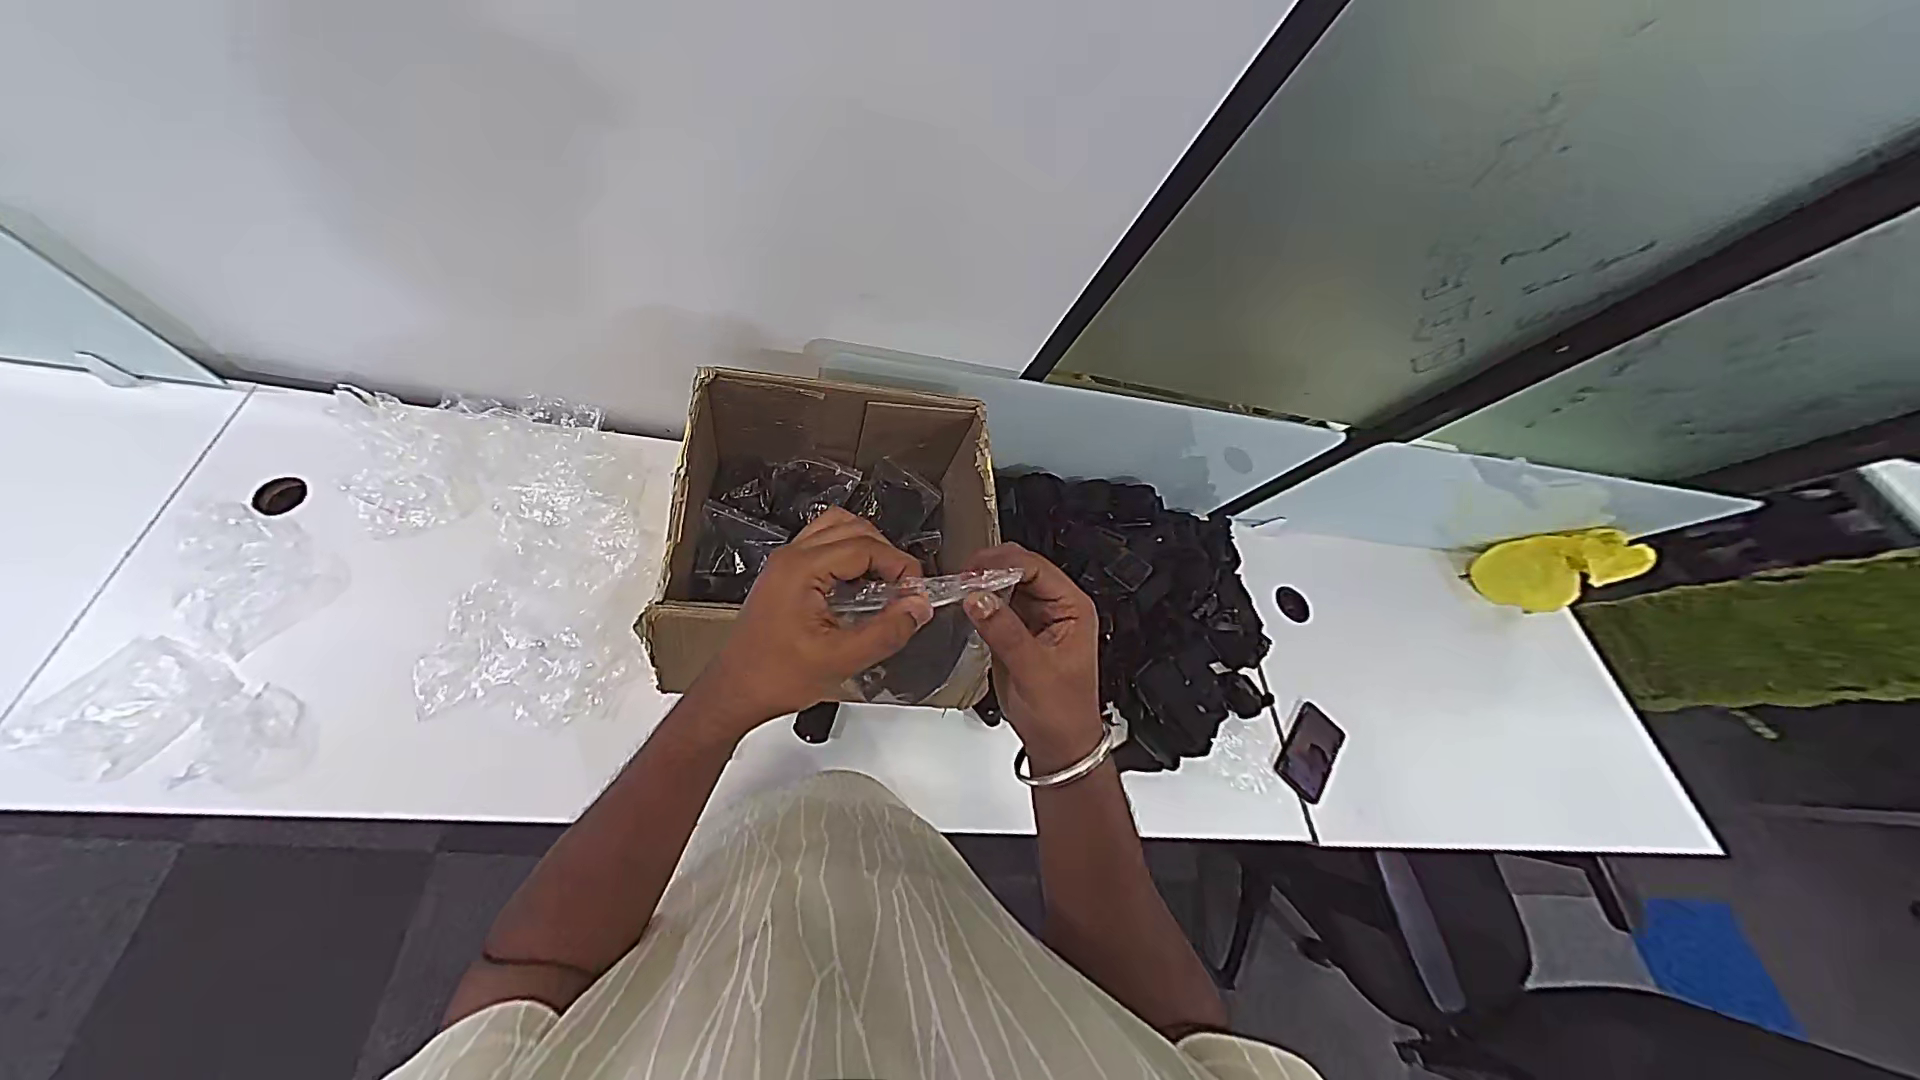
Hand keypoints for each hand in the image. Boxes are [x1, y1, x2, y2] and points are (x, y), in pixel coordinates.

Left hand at [690, 508, 932, 735]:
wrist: (735, 694)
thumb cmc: (773, 678)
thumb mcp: (840, 660)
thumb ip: (886, 632)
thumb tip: (918, 608)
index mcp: (800, 570)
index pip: (865, 546)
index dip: (899, 564)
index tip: (915, 591)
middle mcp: (791, 558)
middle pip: (853, 528)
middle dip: (887, 554)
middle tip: (905, 589)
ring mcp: (785, 564)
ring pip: (838, 529)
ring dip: (868, 549)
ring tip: (885, 583)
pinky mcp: (786, 575)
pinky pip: (823, 546)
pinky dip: (849, 556)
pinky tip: (860, 588)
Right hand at [962, 543, 1103, 771]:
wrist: (1058, 744)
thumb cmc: (1062, 713)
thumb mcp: (1034, 672)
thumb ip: (1006, 632)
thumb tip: (979, 599)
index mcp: (1072, 608)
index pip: (1036, 568)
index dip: (1003, 564)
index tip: (974, 573)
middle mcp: (1055, 607)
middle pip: (1019, 569)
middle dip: (989, 570)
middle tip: (962, 579)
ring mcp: (1035, 617)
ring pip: (1004, 584)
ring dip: (981, 584)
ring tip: (959, 590)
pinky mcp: (1016, 630)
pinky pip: (995, 604)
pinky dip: (979, 602)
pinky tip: (965, 606)